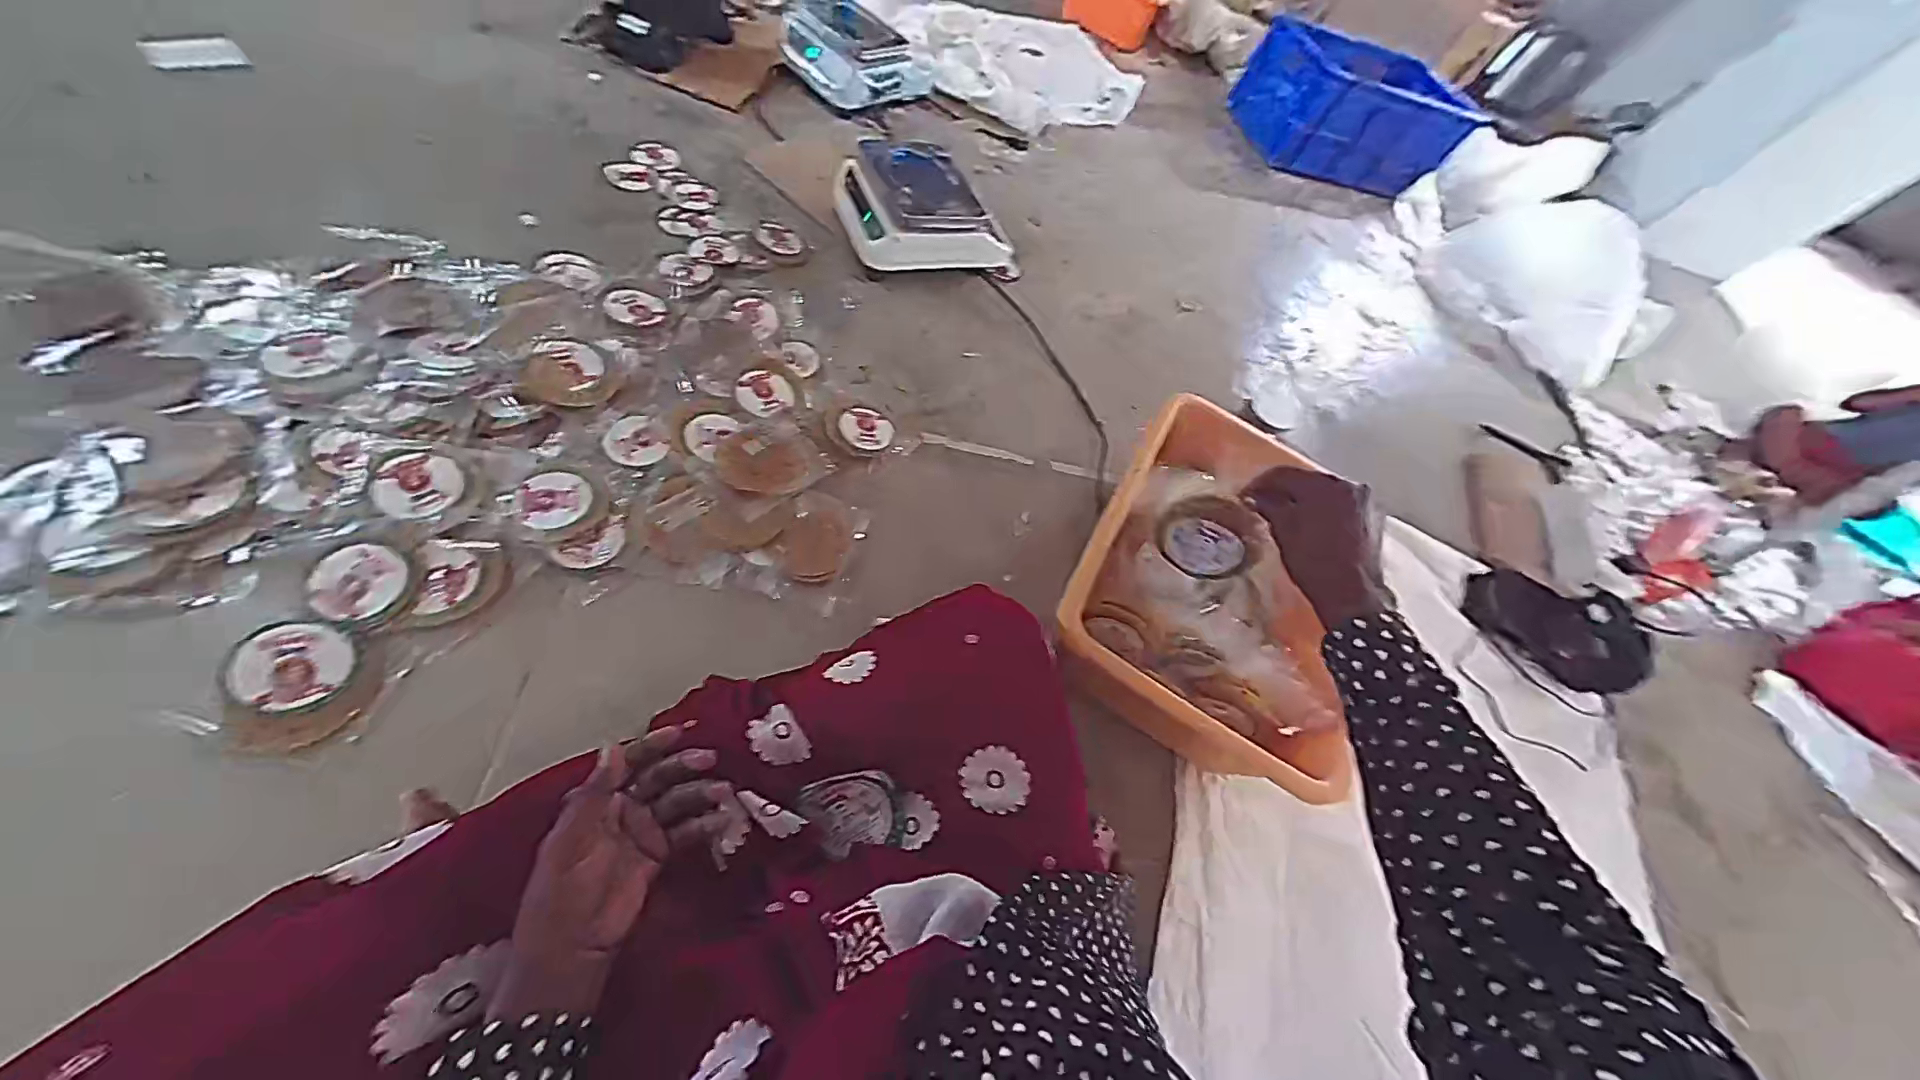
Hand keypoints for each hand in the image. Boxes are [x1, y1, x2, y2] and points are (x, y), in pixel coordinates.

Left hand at [490, 725, 732, 1017]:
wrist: (571, 951)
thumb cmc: (560, 894)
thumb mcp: (570, 842)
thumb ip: (594, 793)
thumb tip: (612, 746)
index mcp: (594, 802)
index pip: (627, 764)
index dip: (652, 746)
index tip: (679, 733)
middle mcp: (622, 810)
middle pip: (658, 778)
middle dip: (683, 766)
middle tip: (708, 760)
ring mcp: (642, 832)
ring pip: (676, 802)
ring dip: (700, 794)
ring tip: (722, 793)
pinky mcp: (659, 855)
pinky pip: (686, 831)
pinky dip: (704, 824)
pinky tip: (720, 821)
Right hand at [1241, 467, 1392, 627]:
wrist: (1352, 594)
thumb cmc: (1312, 562)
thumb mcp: (1283, 531)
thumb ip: (1268, 506)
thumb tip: (1255, 496)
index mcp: (1322, 486)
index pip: (1283, 473)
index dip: (1259, 483)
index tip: (1245, 494)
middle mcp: (1347, 486)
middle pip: (1307, 479)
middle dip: (1283, 489)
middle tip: (1262, 503)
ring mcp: (1363, 501)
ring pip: (1325, 491)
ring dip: (1304, 499)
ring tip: (1286, 513)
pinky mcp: (1372, 517)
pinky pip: (1340, 504)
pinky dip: (1323, 509)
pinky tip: (1311, 524)